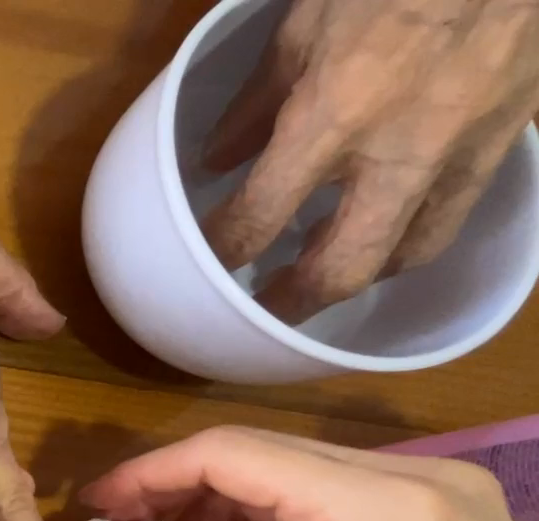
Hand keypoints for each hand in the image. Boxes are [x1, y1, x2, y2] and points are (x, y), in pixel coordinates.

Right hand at [76, 426, 538, 520]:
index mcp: (377, 503)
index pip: (230, 453)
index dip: (147, 474)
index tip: (93, 505)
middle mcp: (413, 476)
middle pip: (258, 457)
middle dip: (175, 495)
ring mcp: (431, 493)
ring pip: (287, 478)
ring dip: (214, 516)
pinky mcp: (434, 517)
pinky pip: (323, 505)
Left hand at [203, 0, 538, 322]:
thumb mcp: (303, 28)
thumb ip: (254, 106)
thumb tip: (214, 162)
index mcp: (333, 119)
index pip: (256, 222)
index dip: (220, 254)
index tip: (196, 265)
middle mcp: (404, 146)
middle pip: (346, 266)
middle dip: (297, 301)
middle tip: (262, 309)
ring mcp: (472, 140)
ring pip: (415, 247)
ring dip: (362, 273)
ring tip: (320, 277)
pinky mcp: (519, 125)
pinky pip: (463, 203)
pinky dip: (416, 230)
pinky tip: (385, 227)